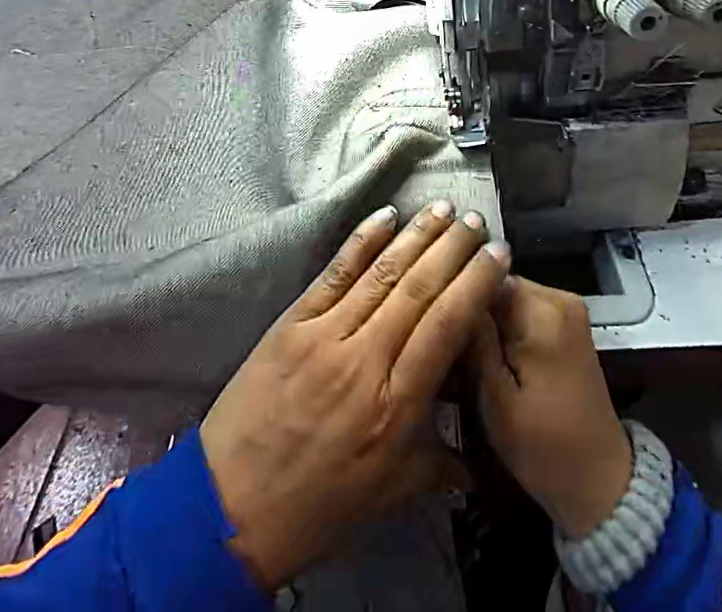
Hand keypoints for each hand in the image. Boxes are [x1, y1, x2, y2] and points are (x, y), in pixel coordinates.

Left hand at [199, 201, 509, 590]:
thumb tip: (479, 464)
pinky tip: (385, 216)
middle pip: (418, 289)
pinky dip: (361, 242)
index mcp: (395, 404)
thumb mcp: (387, 492)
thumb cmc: (316, 505)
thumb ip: (438, 466)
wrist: (222, 512)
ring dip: (416, 235)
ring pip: (381, 274)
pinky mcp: (290, 325)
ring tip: (444, 209)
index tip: (499, 254)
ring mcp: (323, 337)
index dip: (476, 283)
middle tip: (477, 221)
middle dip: (453, 249)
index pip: (446, 325)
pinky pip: (332, 274)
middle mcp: (364, 360)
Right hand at [472, 277, 632, 536]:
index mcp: (543, 313)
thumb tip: (454, 294)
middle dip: (472, 308)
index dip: (457, 297)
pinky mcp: (569, 323)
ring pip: (509, 295)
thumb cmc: (542, 445)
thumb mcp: (495, 400)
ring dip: (486, 318)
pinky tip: (489, 357)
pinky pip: (525, 309)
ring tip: (462, 354)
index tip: (432, 323)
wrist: (598, 476)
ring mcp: (568, 308)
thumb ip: (476, 341)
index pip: (486, 276)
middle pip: (499, 283)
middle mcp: (560, 298)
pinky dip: (505, 327)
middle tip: (446, 345)